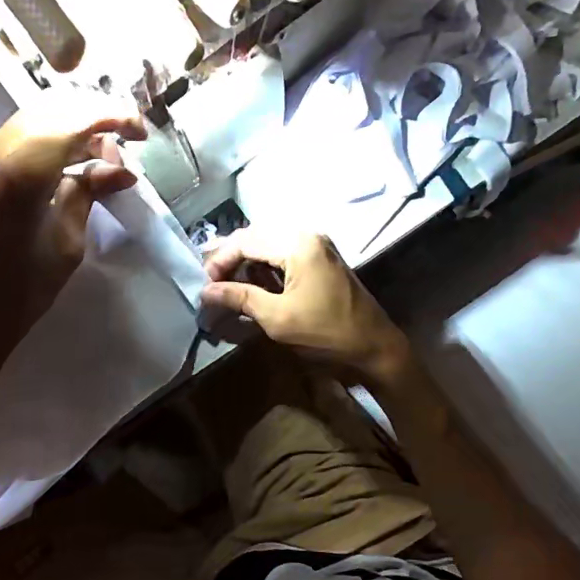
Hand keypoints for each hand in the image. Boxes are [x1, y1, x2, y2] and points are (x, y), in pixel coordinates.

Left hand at [0, 98, 145, 397]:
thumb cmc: (18, 298)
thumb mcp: (65, 246)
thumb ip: (88, 195)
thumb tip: (119, 169)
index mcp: (17, 173)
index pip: (71, 119)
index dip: (112, 117)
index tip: (140, 133)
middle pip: (49, 109)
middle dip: (92, 117)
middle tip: (124, 144)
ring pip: (31, 121)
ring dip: (69, 128)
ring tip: (102, 157)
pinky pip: (15, 141)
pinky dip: (47, 143)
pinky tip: (70, 164)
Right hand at [200, 228, 411, 386]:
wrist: (373, 344)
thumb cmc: (325, 331)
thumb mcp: (277, 317)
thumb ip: (240, 298)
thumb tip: (206, 292)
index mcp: (297, 244)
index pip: (245, 241)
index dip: (220, 261)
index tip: (205, 286)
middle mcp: (306, 235)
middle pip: (255, 237)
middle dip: (230, 260)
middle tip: (211, 284)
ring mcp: (316, 245)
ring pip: (268, 245)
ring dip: (246, 264)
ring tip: (227, 286)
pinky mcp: (320, 258)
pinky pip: (283, 253)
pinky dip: (264, 267)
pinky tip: (251, 285)